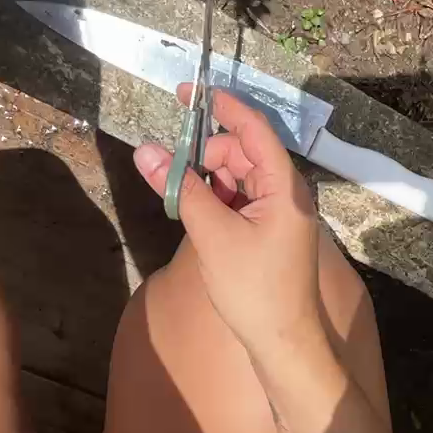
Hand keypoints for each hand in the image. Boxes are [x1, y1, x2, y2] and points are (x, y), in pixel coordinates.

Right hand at [133, 88, 323, 357]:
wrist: (282, 340)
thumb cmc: (253, 287)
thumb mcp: (211, 234)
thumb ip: (179, 189)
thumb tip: (145, 150)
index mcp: (284, 186)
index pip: (254, 129)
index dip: (222, 107)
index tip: (187, 92)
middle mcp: (287, 192)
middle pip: (243, 152)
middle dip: (205, 152)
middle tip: (170, 167)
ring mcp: (280, 213)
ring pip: (239, 177)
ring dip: (207, 177)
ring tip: (176, 193)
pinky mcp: (270, 231)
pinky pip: (241, 199)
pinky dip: (216, 198)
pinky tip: (193, 209)